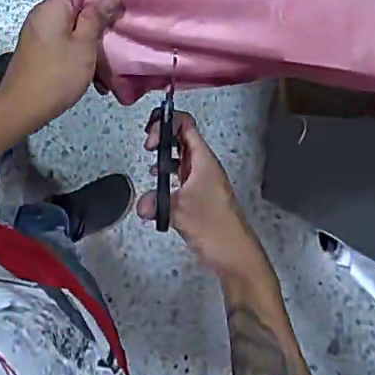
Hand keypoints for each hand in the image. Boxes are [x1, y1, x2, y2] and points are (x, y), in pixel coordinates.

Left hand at [0, 0, 121, 129]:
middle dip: (99, 25)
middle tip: (119, 37)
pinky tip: (96, 80)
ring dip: (91, 47)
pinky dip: (79, 58)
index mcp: (51, 8)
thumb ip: (96, 18)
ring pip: (72, 32)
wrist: (21, 108)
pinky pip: (64, 47)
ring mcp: (39, 36)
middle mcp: (42, 17)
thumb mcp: (83, 45)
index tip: (121, 6)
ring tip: (110, 67)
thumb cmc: (56, 74)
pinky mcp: (39, 53)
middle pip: (76, 11)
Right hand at [138, 111, 270, 284]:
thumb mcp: (180, 211)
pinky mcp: (199, 192)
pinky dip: (168, 171)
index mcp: (203, 159)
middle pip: (182, 135)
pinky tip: (158, 182)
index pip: (185, 124)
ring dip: (164, 152)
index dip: (166, 121)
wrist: (235, 253)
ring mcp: (202, 178)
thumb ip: (156, 203)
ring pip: (181, 154)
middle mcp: (203, 164)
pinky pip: (181, 172)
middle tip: (147, 145)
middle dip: (162, 135)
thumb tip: (139, 204)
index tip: (150, 134)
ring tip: (150, 160)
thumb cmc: (214, 225)